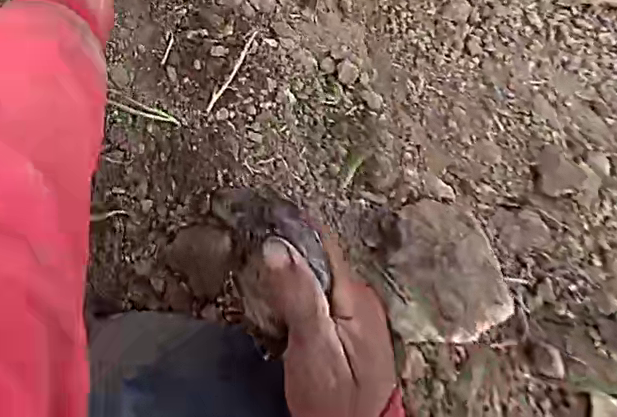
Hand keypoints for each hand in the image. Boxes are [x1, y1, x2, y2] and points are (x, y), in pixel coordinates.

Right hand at [257, 232, 398, 416]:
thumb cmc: (336, 405)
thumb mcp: (313, 350)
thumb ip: (298, 296)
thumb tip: (277, 246)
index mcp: (356, 295)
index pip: (321, 242)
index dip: (291, 229)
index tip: (261, 220)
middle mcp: (361, 298)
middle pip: (318, 259)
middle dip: (288, 255)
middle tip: (255, 254)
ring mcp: (357, 315)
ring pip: (317, 279)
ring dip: (291, 277)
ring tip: (262, 276)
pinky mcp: (349, 332)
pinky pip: (319, 299)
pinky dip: (298, 296)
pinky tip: (281, 306)